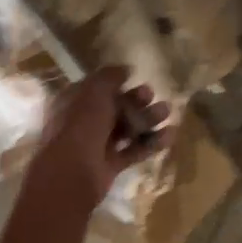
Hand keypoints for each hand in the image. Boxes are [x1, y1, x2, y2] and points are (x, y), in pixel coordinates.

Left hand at [28, 67, 170, 203]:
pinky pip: (134, 150)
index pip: (95, 88)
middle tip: (151, 95)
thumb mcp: (94, 92)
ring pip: (126, 128)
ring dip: (147, 119)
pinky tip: (170, 134)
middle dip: (135, 100)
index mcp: (72, 102)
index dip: (115, 82)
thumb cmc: (80, 126)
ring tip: (166, 112)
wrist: (71, 174)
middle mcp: (83, 122)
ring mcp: (97, 144)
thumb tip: (126, 68)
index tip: (134, 77)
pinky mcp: (111, 164)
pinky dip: (151, 143)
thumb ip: (110, 77)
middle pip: (114, 107)